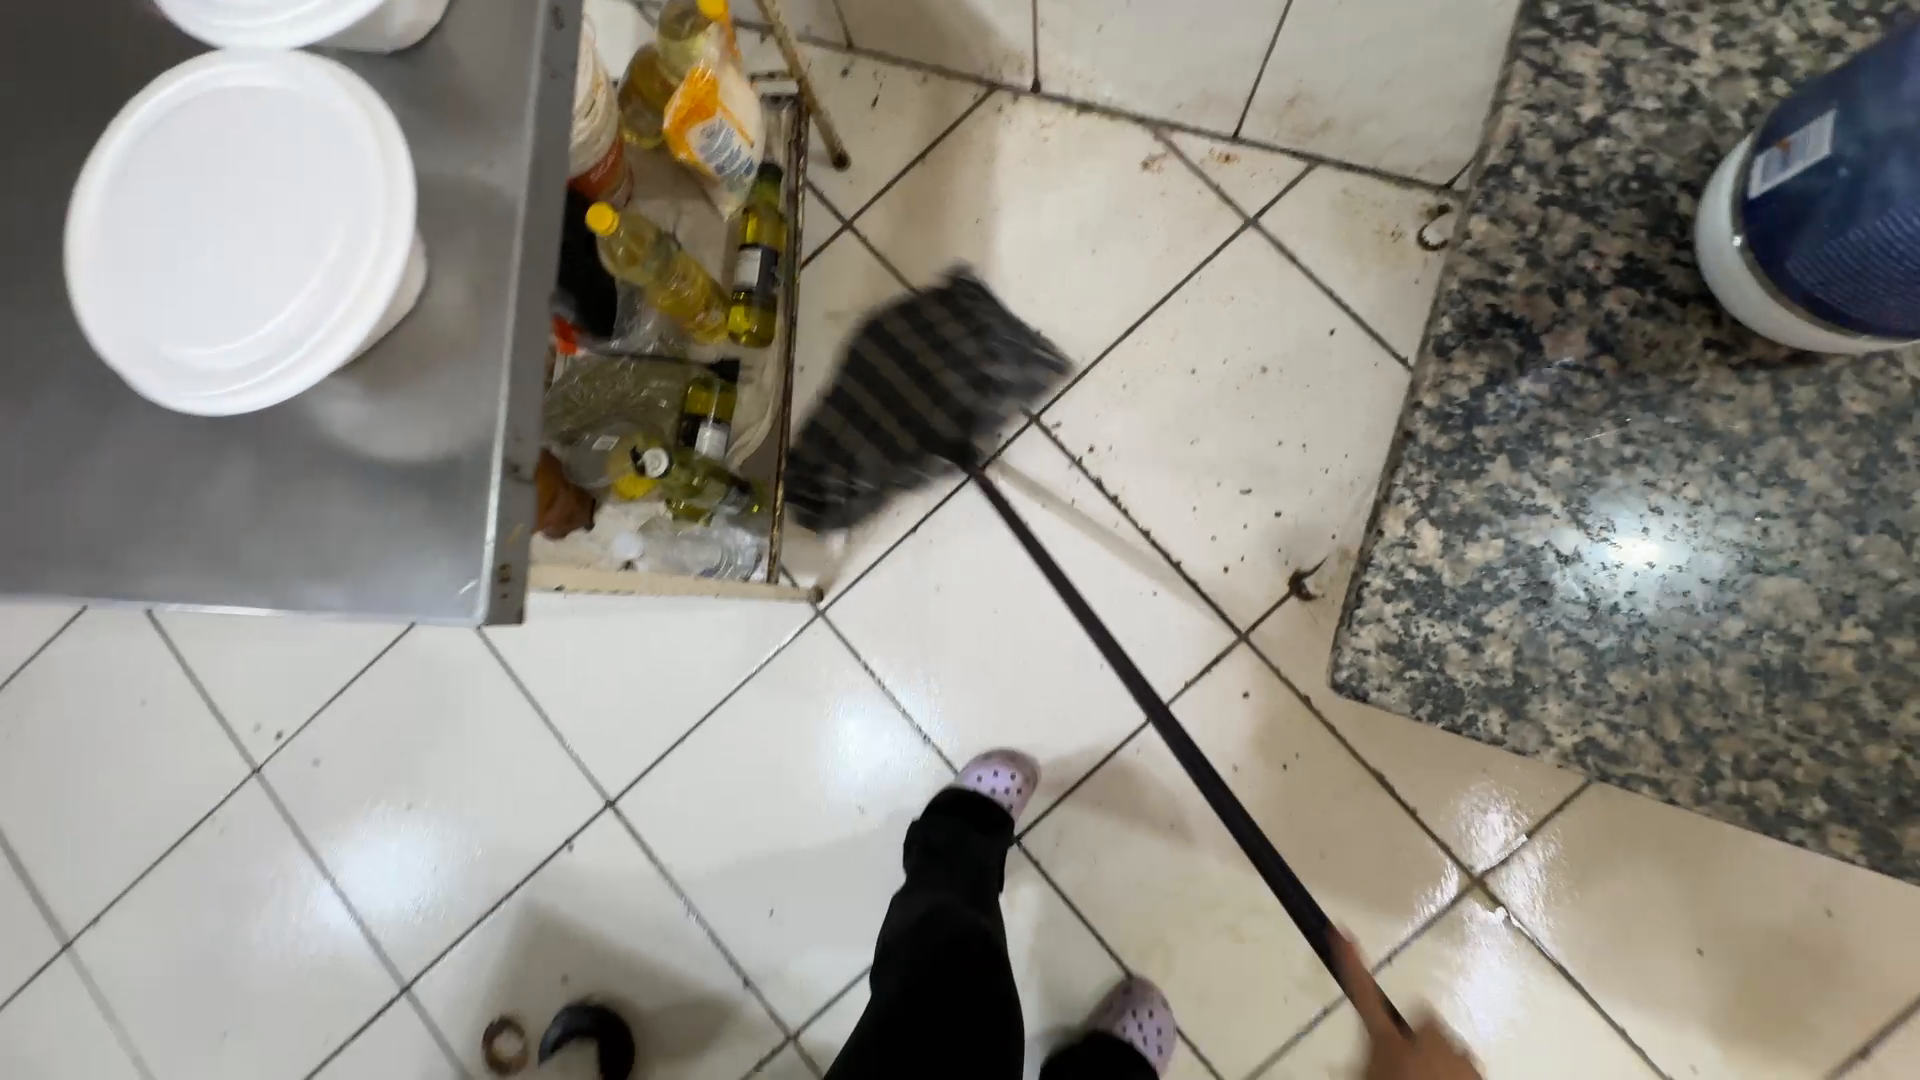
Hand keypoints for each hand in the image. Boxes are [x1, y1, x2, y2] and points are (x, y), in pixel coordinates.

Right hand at [1331, 932, 1483, 1079]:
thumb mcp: (1365, 1078)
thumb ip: (1360, 1066)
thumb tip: (1345, 1065)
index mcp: (1389, 1046)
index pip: (1362, 994)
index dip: (1351, 961)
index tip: (1341, 929)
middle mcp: (1428, 1046)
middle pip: (1427, 1020)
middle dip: (1421, 1038)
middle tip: (1410, 1067)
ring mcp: (1461, 1064)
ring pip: (1454, 1048)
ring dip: (1444, 1061)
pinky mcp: (1483, 1079)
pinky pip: (1471, 1072)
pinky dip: (1461, 1079)